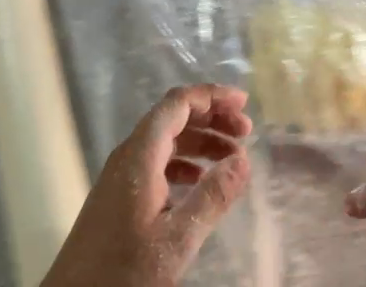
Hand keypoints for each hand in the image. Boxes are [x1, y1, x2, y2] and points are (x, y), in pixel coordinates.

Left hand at [40, 84, 253, 286]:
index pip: (177, 104)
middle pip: (173, 118)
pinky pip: (157, 163)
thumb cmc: (124, 269)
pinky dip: (184, 164)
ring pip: (166, 141)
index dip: (211, 96)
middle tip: (245, 133)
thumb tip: (243, 160)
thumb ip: (211, 198)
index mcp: (140, 155)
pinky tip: (200, 183)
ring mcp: (121, 174)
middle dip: (211, 118)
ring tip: (231, 159)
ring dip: (200, 142)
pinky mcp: (120, 195)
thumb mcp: (176, 240)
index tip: (244, 103)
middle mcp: (129, 155)